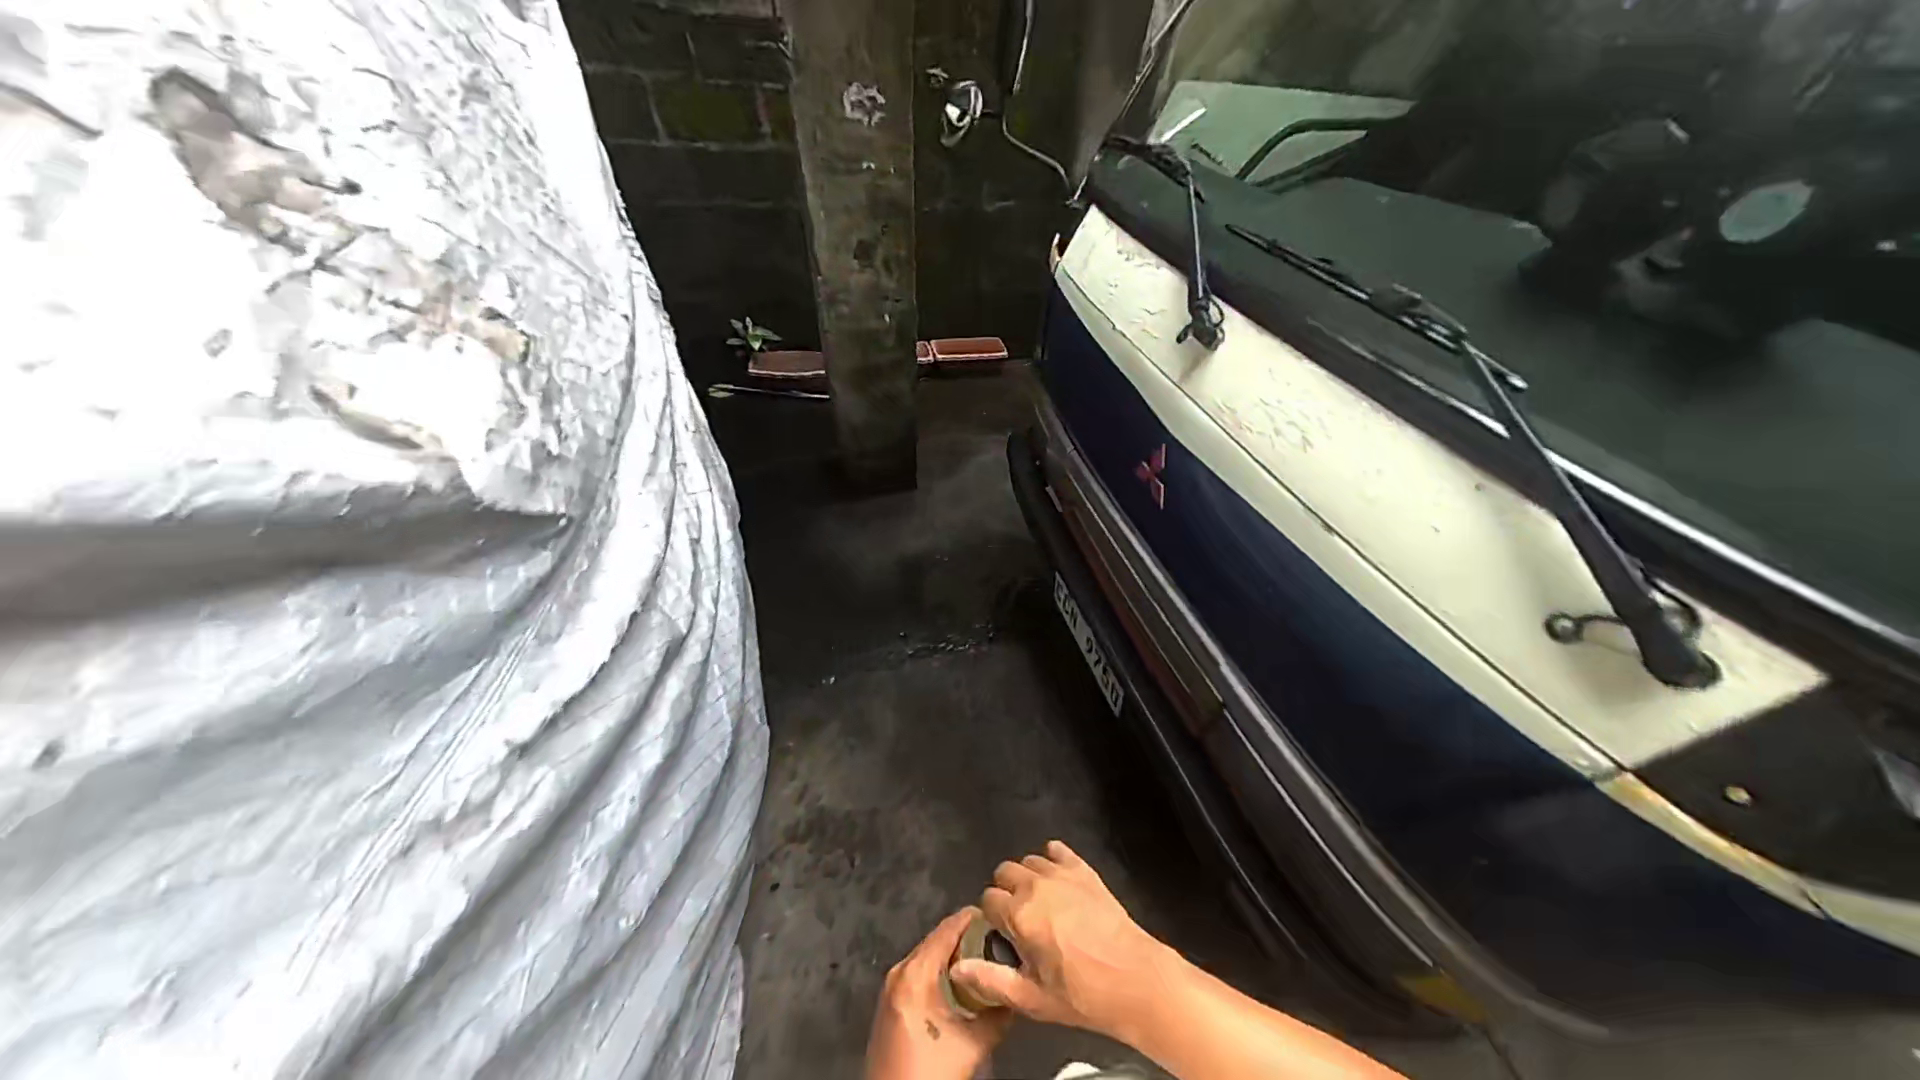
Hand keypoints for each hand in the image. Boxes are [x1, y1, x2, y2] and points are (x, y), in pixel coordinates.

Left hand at [865, 907, 1012, 1079]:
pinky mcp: (890, 1000)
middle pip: (938, 939)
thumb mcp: (973, 1045)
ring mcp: (891, 985)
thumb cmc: (929, 1074)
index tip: (999, 917)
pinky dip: (941, 969)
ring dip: (955, 954)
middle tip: (997, 939)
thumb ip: (998, 1014)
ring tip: (984, 958)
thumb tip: (1017, 995)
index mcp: (915, 974)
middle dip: (968, 937)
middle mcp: (899, 970)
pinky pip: (919, 971)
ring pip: (929, 954)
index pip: (948, 928)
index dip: (975, 918)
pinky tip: (961, 982)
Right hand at [951, 841, 1176, 1041]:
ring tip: (1040, 904)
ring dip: (1027, 878)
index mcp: (1019, 914)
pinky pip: (1057, 850)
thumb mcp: (1032, 999)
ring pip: (1028, 860)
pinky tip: (1057, 882)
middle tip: (1020, 920)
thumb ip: (990, 979)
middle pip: (1003, 872)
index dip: (992, 917)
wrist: (1135, 980)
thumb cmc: (1082, 995)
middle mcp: (1035, 886)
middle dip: (1005, 892)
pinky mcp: (1084, 870)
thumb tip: (958, 968)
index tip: (1004, 935)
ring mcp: (1061, 874)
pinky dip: (1051, 860)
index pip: (987, 899)